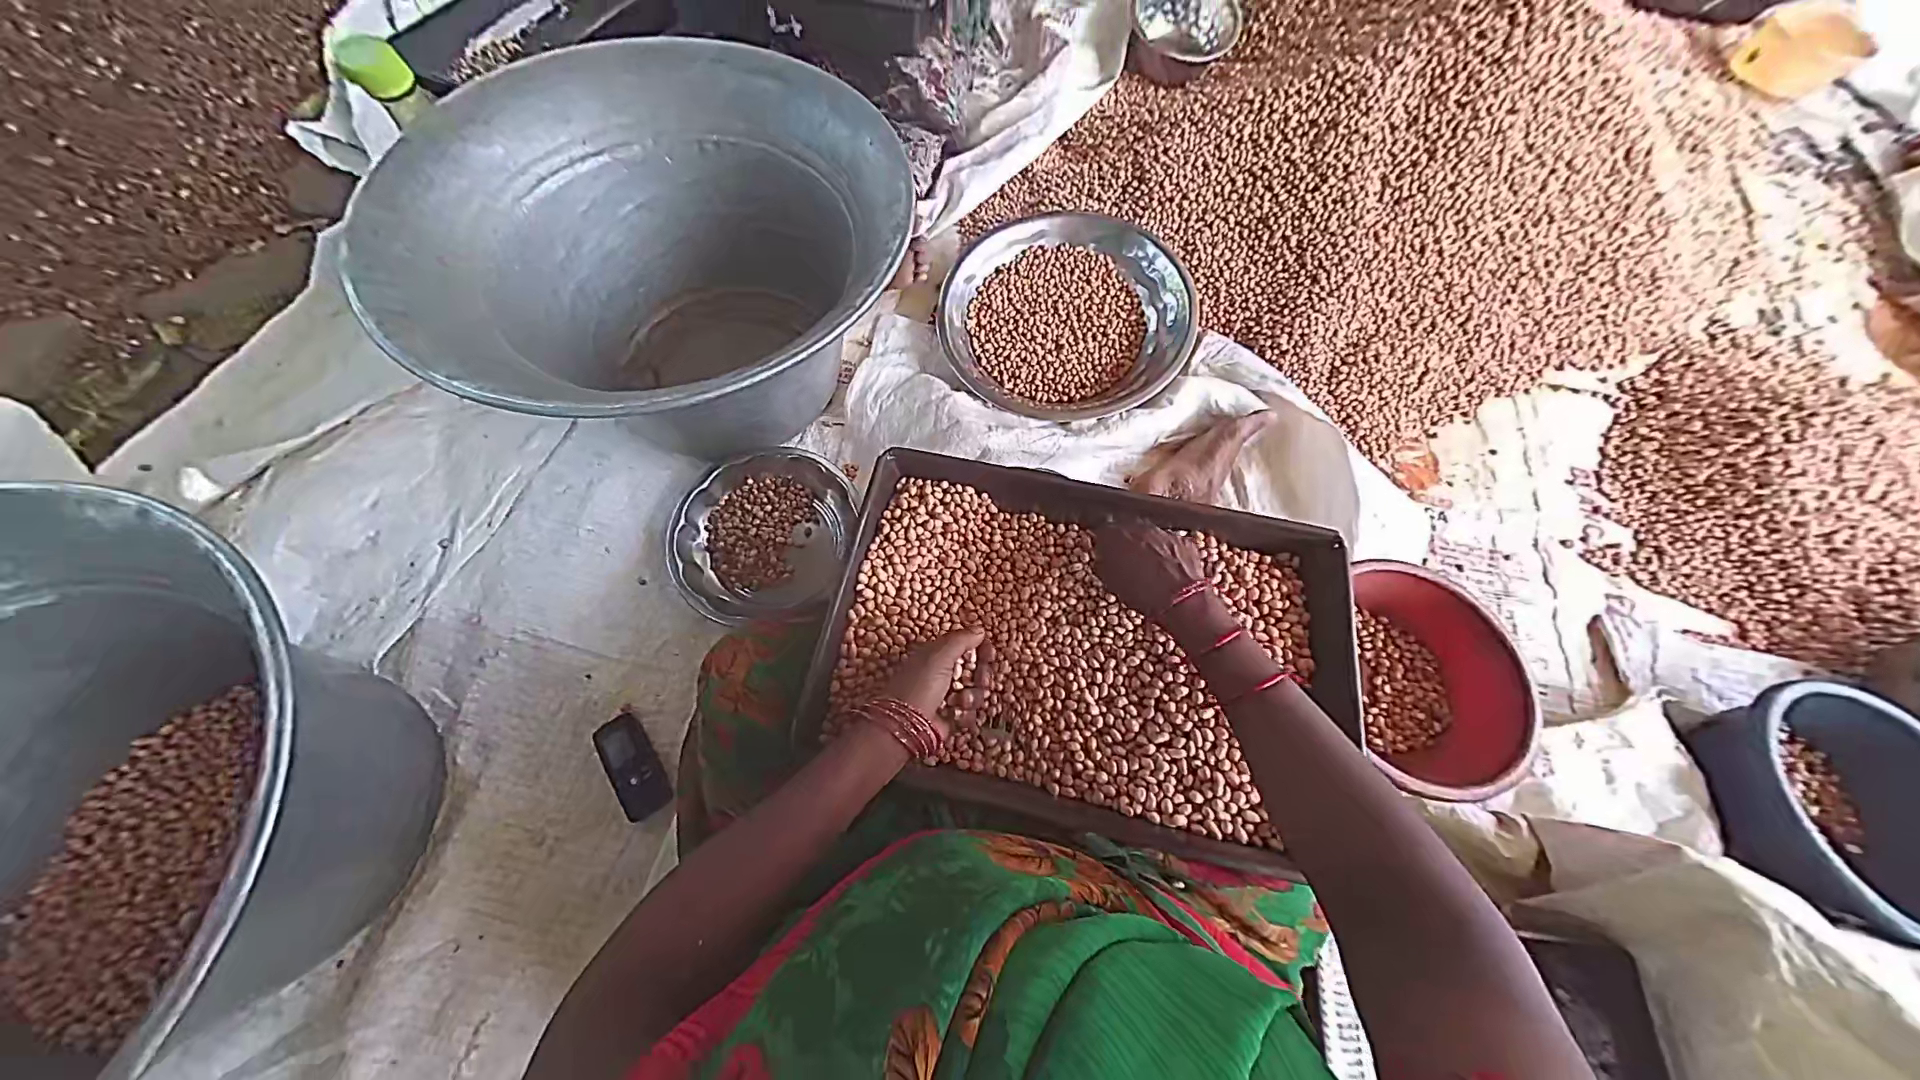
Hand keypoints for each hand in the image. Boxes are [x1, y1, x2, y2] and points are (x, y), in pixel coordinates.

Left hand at [879, 628, 986, 735]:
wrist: (906, 725)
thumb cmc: (919, 686)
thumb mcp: (939, 656)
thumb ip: (961, 640)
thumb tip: (980, 630)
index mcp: (939, 655)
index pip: (968, 647)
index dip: (981, 650)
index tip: (988, 654)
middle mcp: (945, 674)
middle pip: (977, 671)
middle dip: (981, 676)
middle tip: (978, 680)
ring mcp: (949, 696)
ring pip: (978, 693)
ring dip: (973, 697)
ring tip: (959, 701)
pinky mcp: (952, 717)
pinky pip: (972, 713)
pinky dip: (965, 714)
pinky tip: (955, 714)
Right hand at [1092, 522, 1206, 617]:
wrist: (1179, 600)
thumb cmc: (1142, 594)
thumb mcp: (1112, 583)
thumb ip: (1103, 564)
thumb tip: (1103, 561)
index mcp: (1115, 536)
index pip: (1103, 530)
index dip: (1103, 542)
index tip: (1104, 551)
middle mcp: (1138, 528)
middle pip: (1128, 527)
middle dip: (1126, 541)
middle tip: (1126, 558)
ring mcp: (1162, 532)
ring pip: (1150, 534)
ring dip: (1147, 545)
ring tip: (1148, 566)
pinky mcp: (1183, 541)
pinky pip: (1171, 543)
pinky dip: (1169, 552)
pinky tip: (1168, 567)